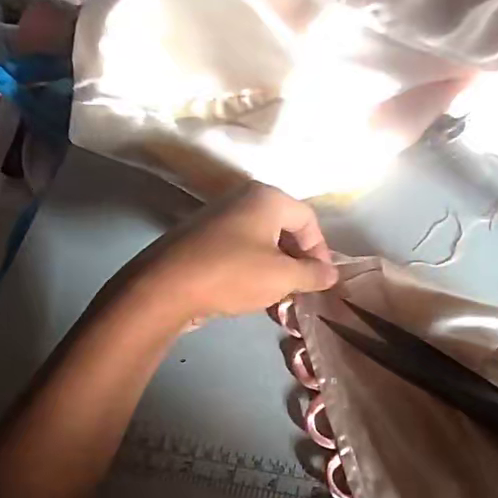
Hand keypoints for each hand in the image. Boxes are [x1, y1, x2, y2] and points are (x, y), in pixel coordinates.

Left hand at [124, 182, 337, 326]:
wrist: (165, 288)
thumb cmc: (233, 274)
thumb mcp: (283, 278)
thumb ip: (313, 274)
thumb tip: (332, 274)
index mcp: (267, 198)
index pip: (309, 220)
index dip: (321, 250)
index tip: (322, 279)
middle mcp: (243, 199)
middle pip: (285, 229)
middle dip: (299, 262)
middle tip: (304, 289)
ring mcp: (219, 218)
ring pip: (263, 243)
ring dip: (278, 271)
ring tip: (281, 299)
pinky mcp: (202, 239)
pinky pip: (241, 251)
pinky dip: (255, 271)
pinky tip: (255, 297)